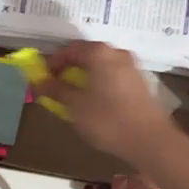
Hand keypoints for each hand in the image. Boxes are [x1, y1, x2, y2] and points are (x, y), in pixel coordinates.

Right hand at [38, 41, 177, 164]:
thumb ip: (55, 90)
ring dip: (84, 77)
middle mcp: (116, 53)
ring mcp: (131, 67)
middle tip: (56, 86)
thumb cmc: (107, 119)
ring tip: (73, 96)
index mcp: (99, 53)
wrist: (150, 140)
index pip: (69, 49)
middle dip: (69, 69)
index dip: (52, 62)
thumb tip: (39, 81)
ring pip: (100, 66)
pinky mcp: (139, 83)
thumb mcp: (75, 105)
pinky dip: (98, 83)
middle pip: (86, 55)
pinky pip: (112, 76)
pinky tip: (94, 102)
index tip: (42, 78)